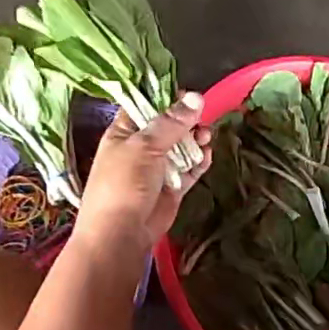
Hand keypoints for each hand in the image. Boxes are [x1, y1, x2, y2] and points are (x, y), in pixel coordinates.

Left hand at [72, 93, 212, 258]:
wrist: (122, 232)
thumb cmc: (124, 183)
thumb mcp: (145, 146)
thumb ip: (172, 122)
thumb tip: (197, 97)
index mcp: (125, 132)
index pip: (147, 105)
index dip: (168, 98)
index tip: (191, 97)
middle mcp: (142, 147)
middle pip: (171, 125)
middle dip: (188, 121)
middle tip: (202, 122)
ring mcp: (159, 167)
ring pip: (184, 146)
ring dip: (197, 140)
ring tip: (206, 139)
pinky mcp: (174, 186)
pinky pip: (191, 168)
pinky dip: (200, 162)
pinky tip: (207, 156)